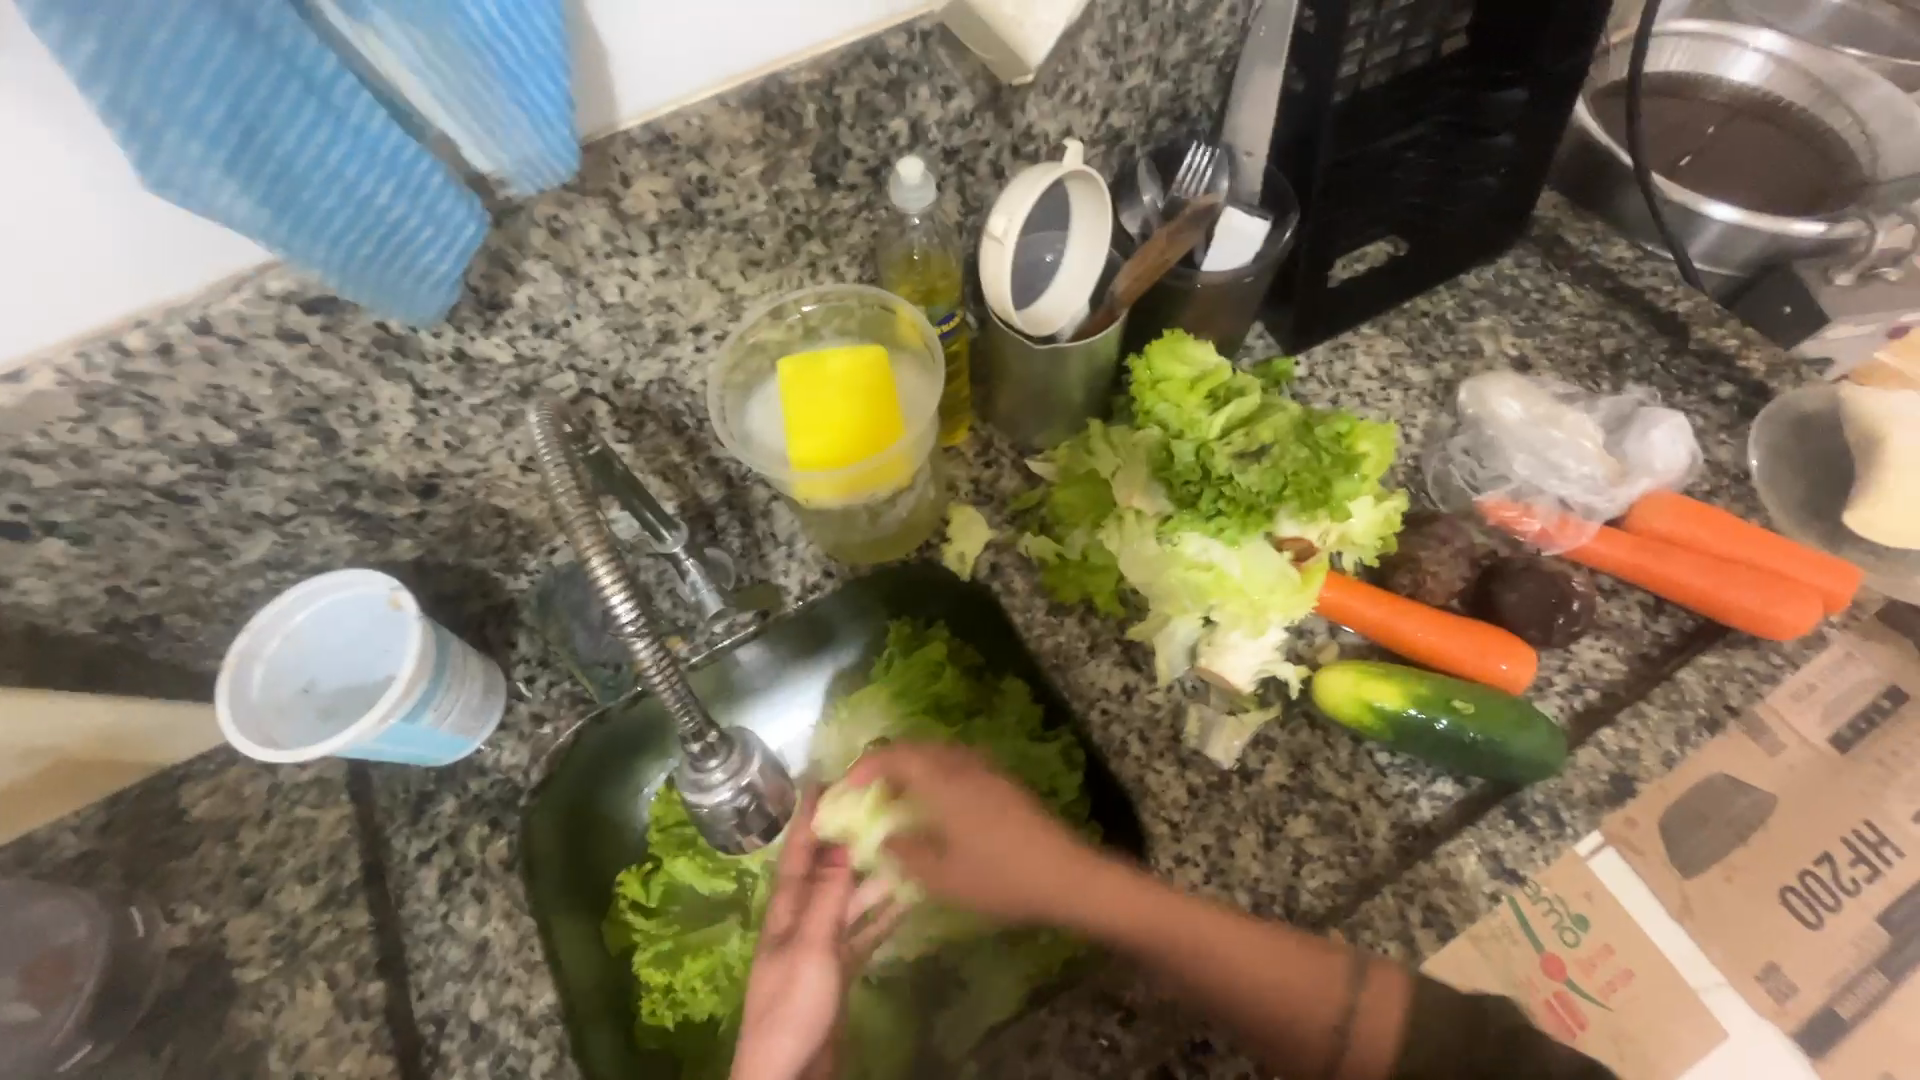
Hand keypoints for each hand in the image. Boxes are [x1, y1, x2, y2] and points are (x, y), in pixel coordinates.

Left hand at [732, 794, 898, 1079]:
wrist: (789, 1077)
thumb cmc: (792, 1007)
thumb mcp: (809, 947)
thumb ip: (826, 896)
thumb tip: (840, 842)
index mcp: (786, 911)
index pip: (798, 853)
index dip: (808, 817)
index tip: (823, 780)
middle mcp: (802, 921)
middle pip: (827, 872)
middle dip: (849, 840)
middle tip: (879, 809)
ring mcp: (820, 947)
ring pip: (849, 900)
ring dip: (873, 876)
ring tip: (905, 847)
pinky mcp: (839, 971)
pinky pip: (863, 932)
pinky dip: (883, 915)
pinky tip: (908, 899)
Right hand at [840, 742, 1105, 924]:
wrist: (1065, 874)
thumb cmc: (998, 877)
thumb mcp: (941, 877)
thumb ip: (905, 854)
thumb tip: (883, 839)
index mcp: (942, 781)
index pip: (893, 755)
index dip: (864, 767)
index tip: (847, 789)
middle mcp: (962, 764)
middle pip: (915, 747)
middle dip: (886, 764)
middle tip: (869, 792)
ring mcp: (986, 769)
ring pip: (938, 752)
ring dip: (913, 767)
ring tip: (899, 798)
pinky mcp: (1003, 780)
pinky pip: (958, 763)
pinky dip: (936, 773)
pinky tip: (937, 805)